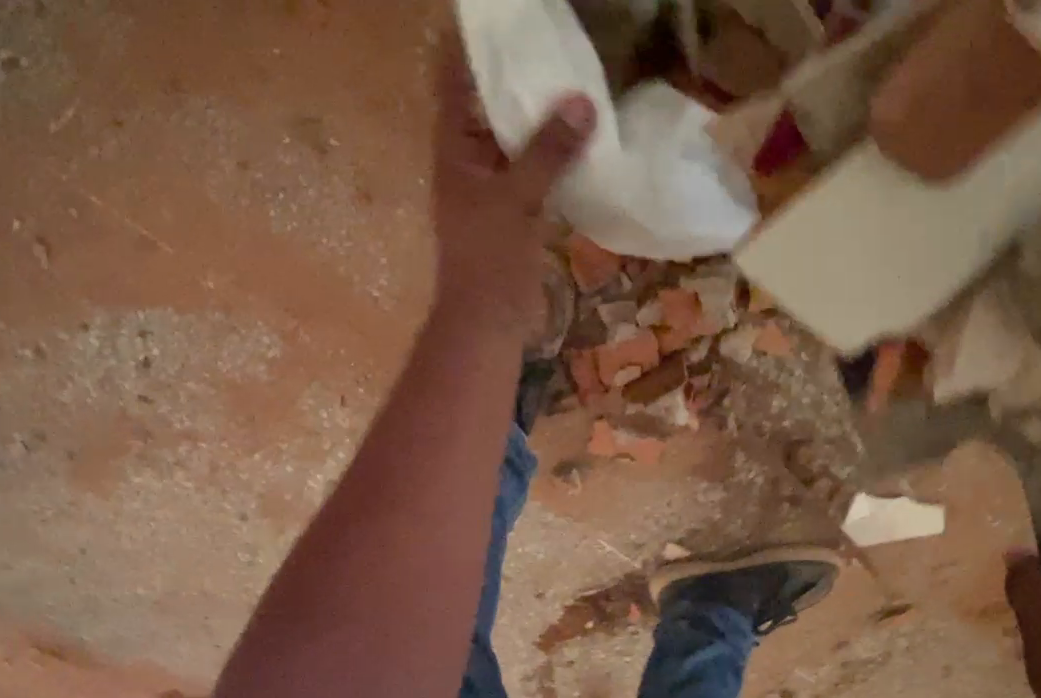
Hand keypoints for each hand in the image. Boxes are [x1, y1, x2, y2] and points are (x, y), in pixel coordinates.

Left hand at [429, 35, 595, 335]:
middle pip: (490, 108)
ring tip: (576, 81)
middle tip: (553, 46)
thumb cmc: (488, 260)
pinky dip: (556, 156)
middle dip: (517, 79)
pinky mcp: (517, 214)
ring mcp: (494, 190)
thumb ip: (547, 152)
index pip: (455, 84)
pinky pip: (537, 172)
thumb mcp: (515, 200)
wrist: (487, 324)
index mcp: (455, 152)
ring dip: (542, 118)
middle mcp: (471, 164)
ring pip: (517, 141)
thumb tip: (581, 102)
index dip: (470, 49)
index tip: (499, 23)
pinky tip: (585, 141)